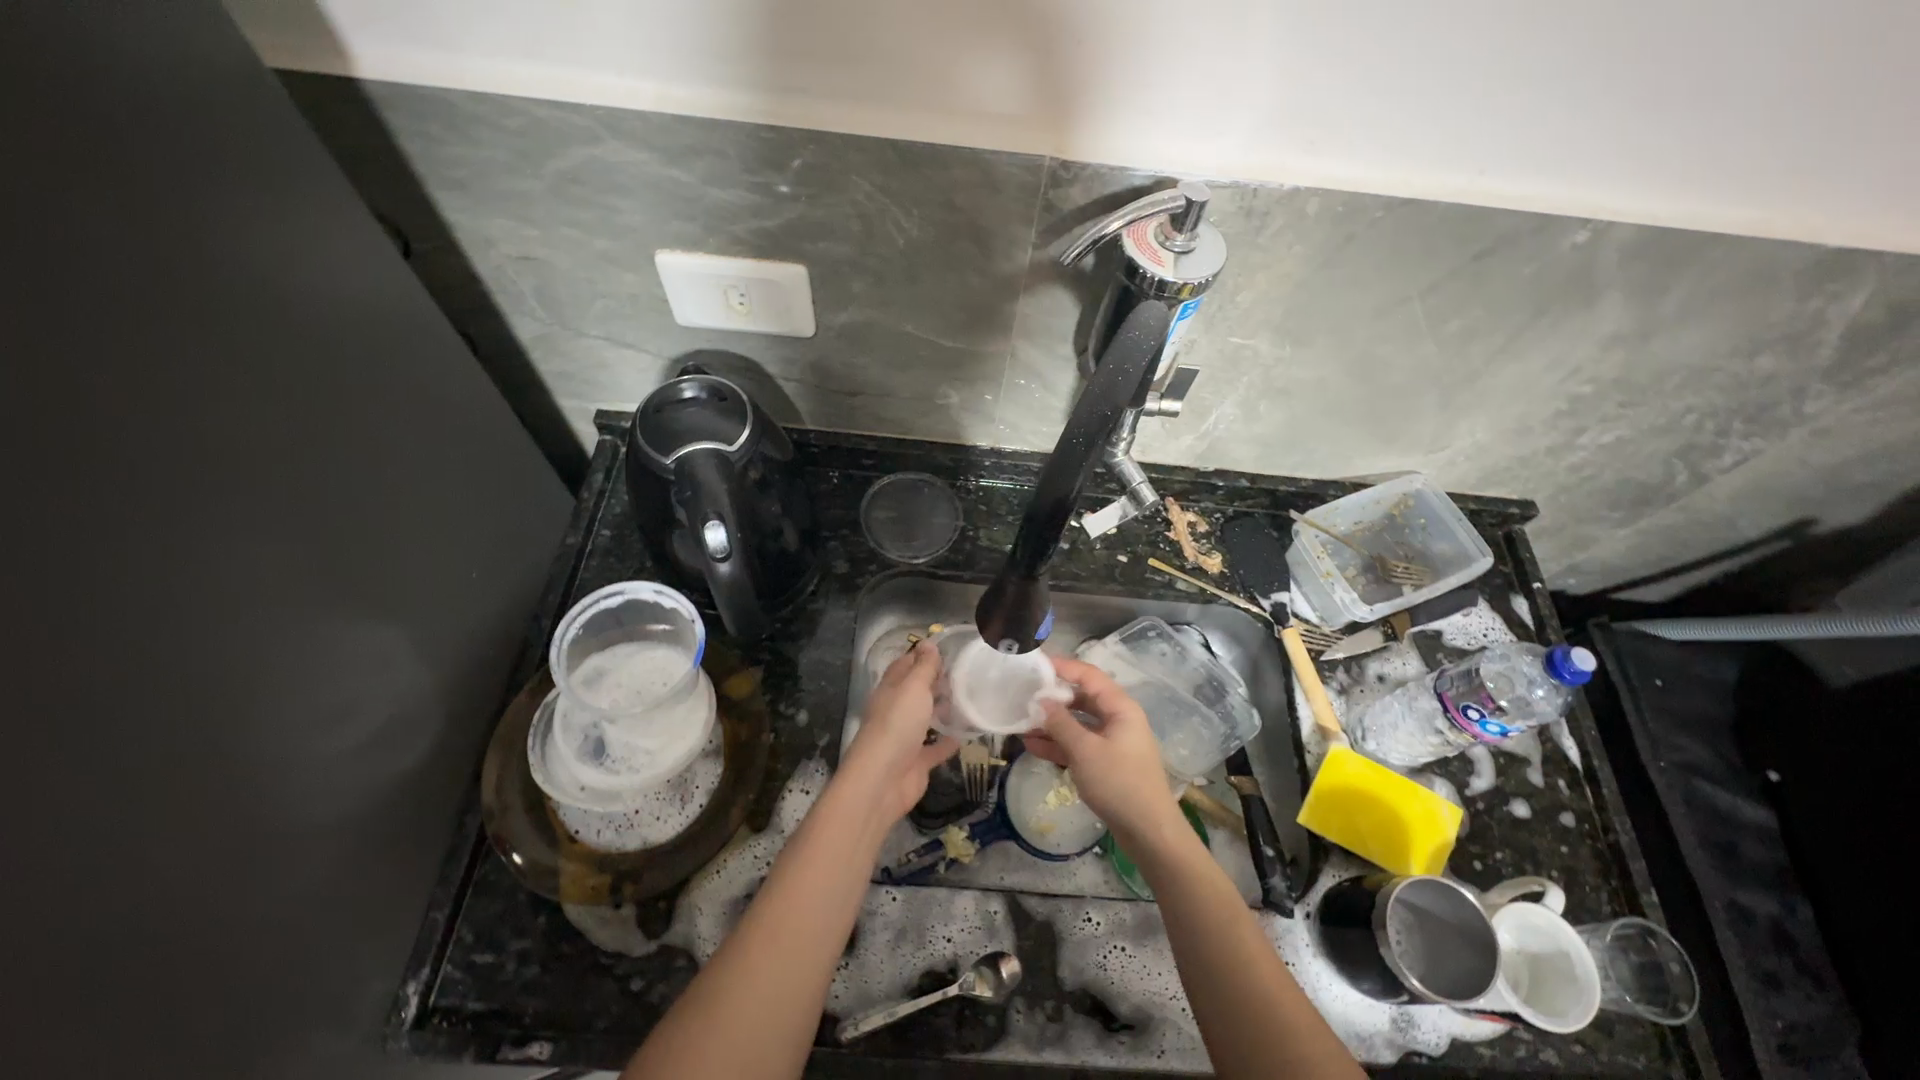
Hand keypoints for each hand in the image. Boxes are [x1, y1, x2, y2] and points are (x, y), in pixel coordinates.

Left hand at [836, 641, 959, 823]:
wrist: (883, 780)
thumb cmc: (896, 725)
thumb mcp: (912, 688)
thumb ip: (923, 667)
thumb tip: (928, 642)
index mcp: (890, 690)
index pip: (904, 665)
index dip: (922, 656)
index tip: (947, 648)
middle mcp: (896, 711)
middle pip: (916, 692)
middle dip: (936, 682)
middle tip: (966, 673)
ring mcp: (906, 737)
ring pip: (926, 719)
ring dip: (943, 710)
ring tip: (970, 698)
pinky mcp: (917, 761)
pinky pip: (936, 747)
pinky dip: (949, 741)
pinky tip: (968, 734)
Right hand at [1022, 655, 1184, 845]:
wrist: (1148, 831)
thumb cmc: (1119, 783)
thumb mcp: (1084, 750)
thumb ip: (1060, 723)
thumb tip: (1041, 701)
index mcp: (1120, 707)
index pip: (1088, 675)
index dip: (1061, 667)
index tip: (1032, 665)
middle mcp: (1117, 719)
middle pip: (1081, 698)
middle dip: (1052, 698)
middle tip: (1021, 695)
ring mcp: (1112, 742)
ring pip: (1077, 723)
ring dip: (1051, 723)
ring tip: (1019, 722)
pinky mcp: (1105, 763)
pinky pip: (1078, 745)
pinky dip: (1058, 744)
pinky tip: (1031, 746)